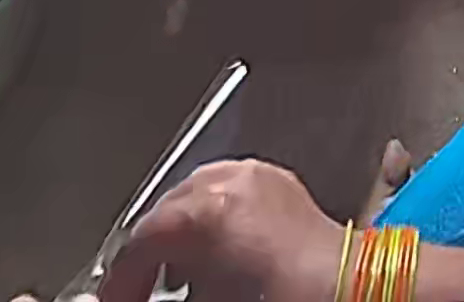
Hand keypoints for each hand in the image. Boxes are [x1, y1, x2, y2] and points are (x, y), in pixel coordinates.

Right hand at [97, 160, 343, 301]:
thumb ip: (168, 286)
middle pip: (169, 207)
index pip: (143, 238)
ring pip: (199, 190)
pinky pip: (231, 188)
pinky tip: (216, 250)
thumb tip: (142, 291)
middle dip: (150, 250)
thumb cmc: (284, 295)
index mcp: (208, 212)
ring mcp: (258, 174)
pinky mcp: (278, 179)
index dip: (122, 280)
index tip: (118, 301)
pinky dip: (214, 213)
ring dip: (181, 229)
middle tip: (139, 289)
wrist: (345, 288)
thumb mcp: (211, 296)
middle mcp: (232, 181)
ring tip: (175, 275)